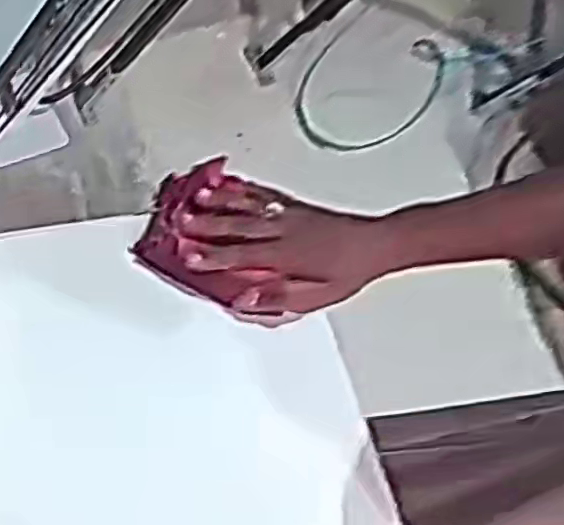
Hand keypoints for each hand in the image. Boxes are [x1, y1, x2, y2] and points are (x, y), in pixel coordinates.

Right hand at [177, 181, 409, 314]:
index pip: (241, 256)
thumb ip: (276, 299)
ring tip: (198, 195)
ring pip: (250, 207)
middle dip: (207, 224)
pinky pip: (266, 197)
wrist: (383, 244)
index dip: (212, 256)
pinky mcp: (295, 207)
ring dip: (222, 201)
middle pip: (238, 227)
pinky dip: (244, 190)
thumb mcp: (314, 298)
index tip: (188, 254)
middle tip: (180, 221)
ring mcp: (290, 216)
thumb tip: (243, 299)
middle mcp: (285, 232)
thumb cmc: (346, 273)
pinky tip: (228, 185)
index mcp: (285, 256)